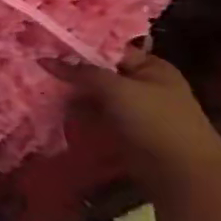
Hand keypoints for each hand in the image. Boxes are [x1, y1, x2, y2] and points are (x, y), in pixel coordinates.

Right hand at [51, 49, 220, 186]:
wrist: (181, 173)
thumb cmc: (155, 121)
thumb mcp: (117, 89)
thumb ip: (82, 72)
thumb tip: (45, 59)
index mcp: (151, 67)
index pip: (110, 49)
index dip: (81, 47)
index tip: (48, 47)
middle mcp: (143, 85)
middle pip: (101, 72)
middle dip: (73, 72)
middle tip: (39, 68)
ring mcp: (135, 110)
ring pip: (96, 95)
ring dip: (73, 94)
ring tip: (40, 87)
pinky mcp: (125, 131)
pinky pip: (97, 115)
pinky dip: (79, 114)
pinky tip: (55, 110)